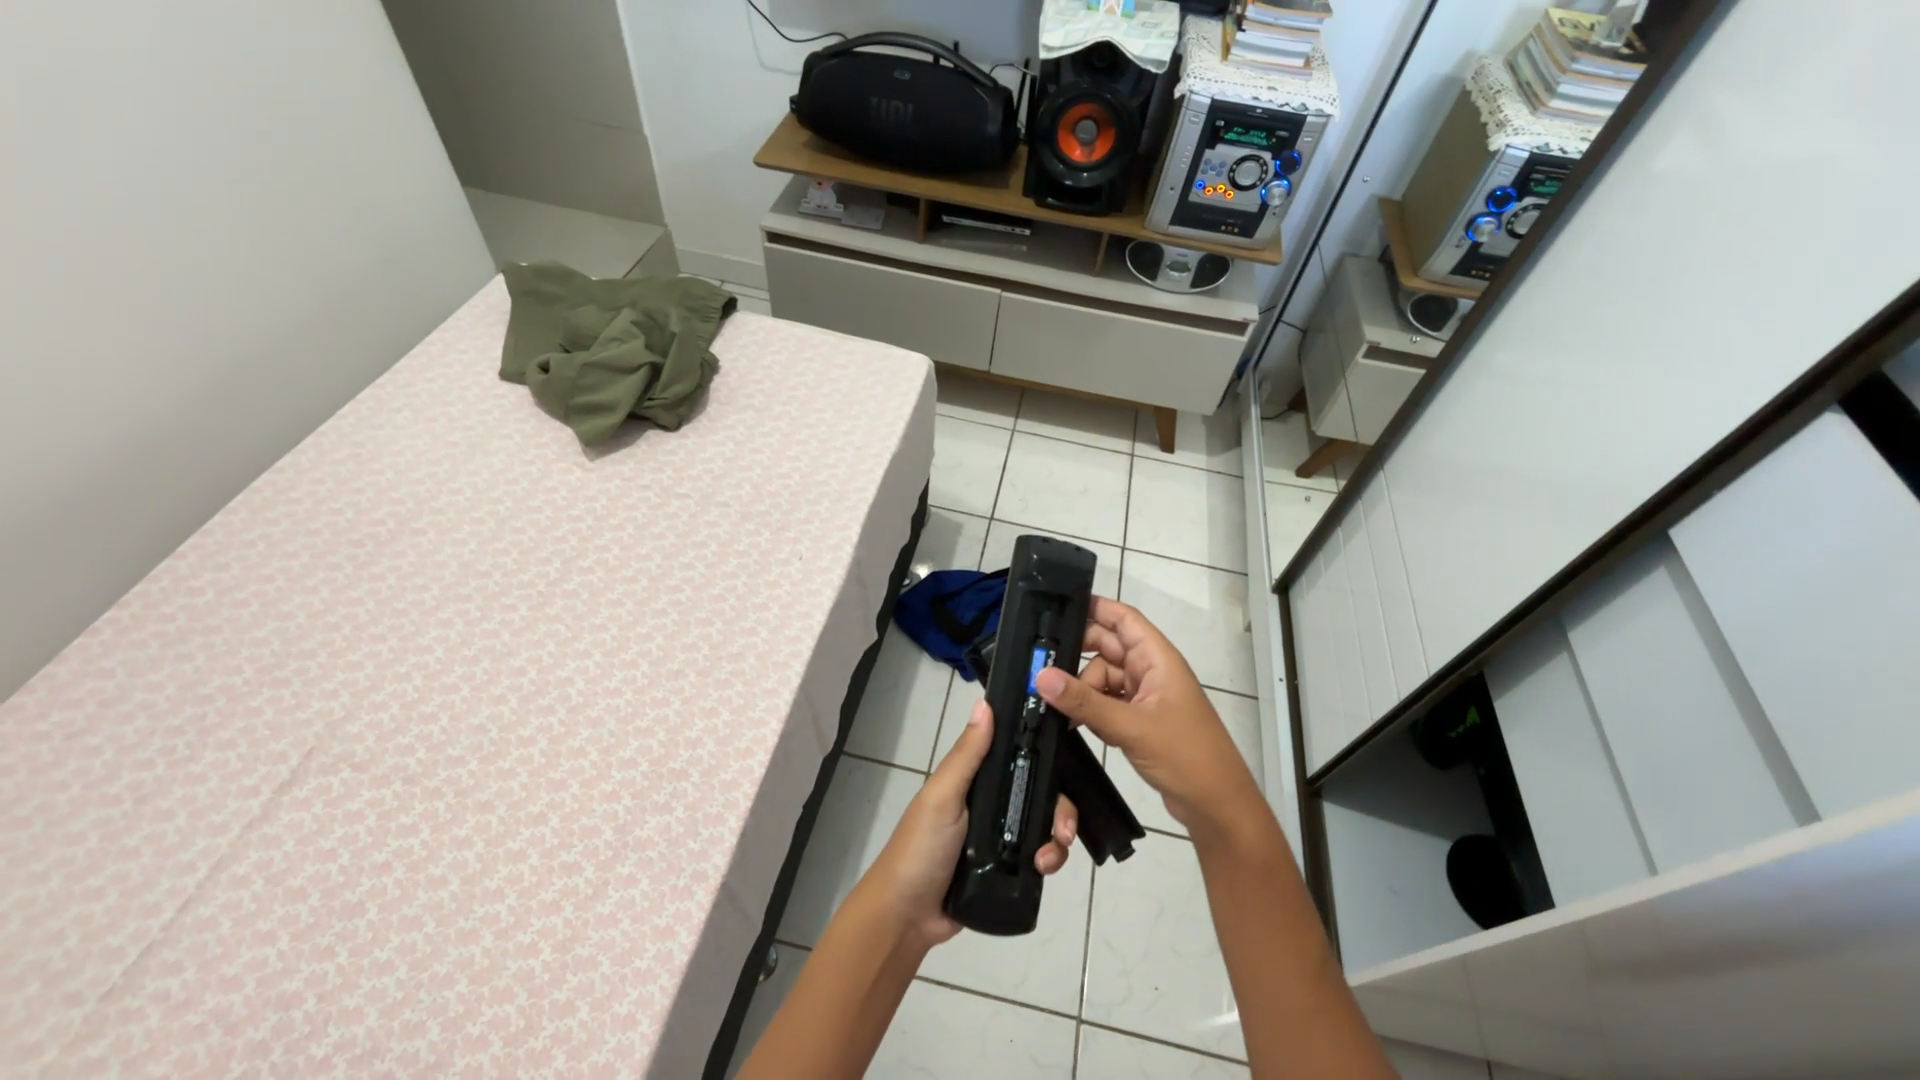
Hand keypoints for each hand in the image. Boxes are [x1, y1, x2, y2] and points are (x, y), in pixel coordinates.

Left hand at [854, 699, 1077, 948]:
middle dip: (1059, 810)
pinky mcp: (1005, 871)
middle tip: (1063, 830)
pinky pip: (1037, 859)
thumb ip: (966, 755)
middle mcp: (989, 807)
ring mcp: (999, 841)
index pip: (1017, 761)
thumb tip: (985, 703)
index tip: (1064, 766)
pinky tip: (1044, 870)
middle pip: (1039, 797)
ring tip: (1048, 859)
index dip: (1043, 761)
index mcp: (973, 783)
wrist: (907, 916)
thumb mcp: (941, 797)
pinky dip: (1047, 862)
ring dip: (1056, 840)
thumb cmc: (920, 848)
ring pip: (1043, 828)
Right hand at [1036, 596, 1260, 835]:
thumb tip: (1041, 676)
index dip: (1094, 607)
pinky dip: (1089, 711)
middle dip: (1076, 655)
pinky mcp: (1138, 721)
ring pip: (1102, 678)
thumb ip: (1084, 702)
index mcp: (1157, 658)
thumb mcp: (1130, 726)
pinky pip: (1106, 703)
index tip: (1055, 607)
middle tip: (1040, 666)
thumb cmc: (1185, 754)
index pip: (1123, 619)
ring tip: (1057, 707)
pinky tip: (1073, 724)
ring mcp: (1144, 697)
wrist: (1216, 804)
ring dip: (1081, 690)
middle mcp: (1150, 671)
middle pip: (1106, 648)